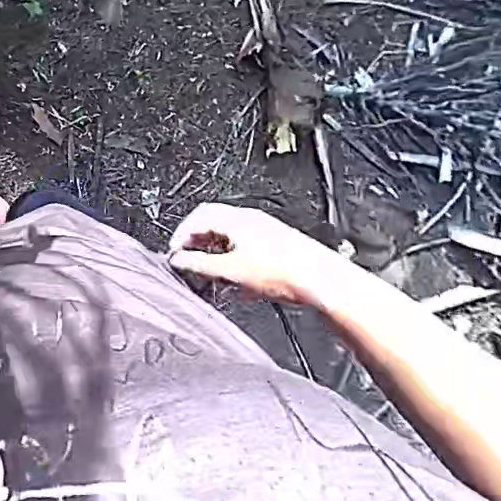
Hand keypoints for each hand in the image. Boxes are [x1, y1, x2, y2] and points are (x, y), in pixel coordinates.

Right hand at [168, 203, 350, 305]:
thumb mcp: (232, 271)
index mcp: (236, 219)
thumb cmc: (285, 272)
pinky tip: (237, 277)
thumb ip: (200, 264)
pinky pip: (245, 242)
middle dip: (196, 239)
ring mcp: (265, 229)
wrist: (326, 283)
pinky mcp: (277, 243)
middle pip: (212, 222)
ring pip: (229, 233)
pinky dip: (233, 254)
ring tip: (211, 269)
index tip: (175, 252)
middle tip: (188, 257)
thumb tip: (179, 260)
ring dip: (215, 248)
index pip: (196, 217)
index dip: (180, 234)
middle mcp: (250, 219)